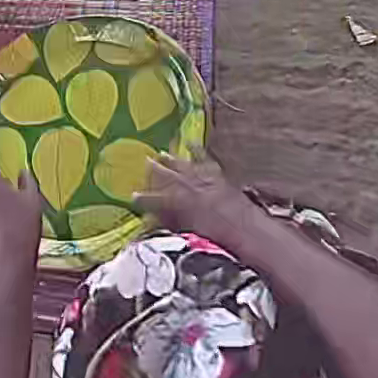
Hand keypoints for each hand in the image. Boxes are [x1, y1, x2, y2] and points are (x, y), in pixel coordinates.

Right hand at [135, 149, 260, 249]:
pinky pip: (203, 157)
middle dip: (154, 170)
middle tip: (144, 162)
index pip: (155, 200)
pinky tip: (189, 142)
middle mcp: (188, 187)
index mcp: (178, 204)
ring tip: (160, 153)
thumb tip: (154, 218)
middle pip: (167, 176)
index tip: (133, 196)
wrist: (244, 227)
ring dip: (171, 159)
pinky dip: (195, 149)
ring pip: (182, 165)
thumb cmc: (216, 235)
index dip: (144, 199)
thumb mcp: (188, 232)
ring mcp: (202, 177)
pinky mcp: (215, 173)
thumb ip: (170, 222)